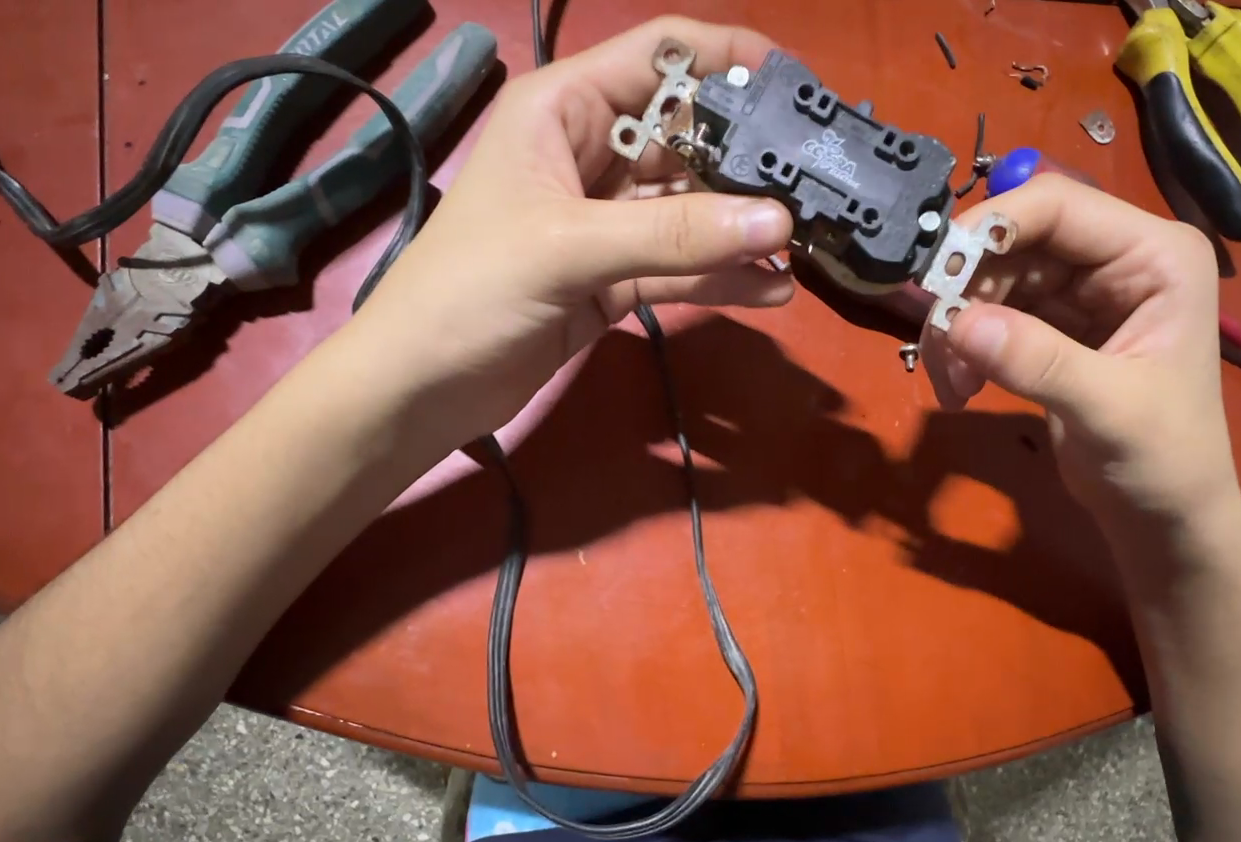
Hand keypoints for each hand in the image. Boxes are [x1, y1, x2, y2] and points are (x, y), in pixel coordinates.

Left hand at [340, 17, 795, 439]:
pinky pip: (679, 270)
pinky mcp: (614, 281)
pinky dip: (720, 280)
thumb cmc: (471, 290)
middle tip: (817, 187)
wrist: (424, 385)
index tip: (797, 89)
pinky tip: (768, 292)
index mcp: (565, 109)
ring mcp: (605, 224)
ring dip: (741, 231)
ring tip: (804, 248)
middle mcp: (592, 156)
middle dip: (749, 161)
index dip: (729, 62)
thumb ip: (672, 235)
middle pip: (688, 140)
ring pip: (689, 214)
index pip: (661, 58)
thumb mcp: (569, 247)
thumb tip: (776, 223)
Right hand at [919, 174, 1240, 534]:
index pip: (1060, 208)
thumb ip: (1038, 361)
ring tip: (951, 385)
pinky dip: (966, 349)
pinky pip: (992, 318)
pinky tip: (960, 389)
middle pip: (1016, 242)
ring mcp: (1081, 295)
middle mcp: (1116, 261)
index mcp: (1154, 256)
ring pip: (995, 282)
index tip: (936, 275)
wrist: (1160, 511)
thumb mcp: (1107, 408)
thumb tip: (957, 324)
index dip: (991, 228)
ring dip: (960, 328)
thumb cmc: (1162, 458)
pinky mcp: (1052, 329)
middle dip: (967, 292)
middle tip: (936, 348)